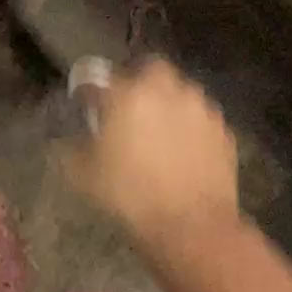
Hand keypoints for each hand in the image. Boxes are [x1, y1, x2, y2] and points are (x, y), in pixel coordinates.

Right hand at [61, 58, 240, 254]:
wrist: (188, 221)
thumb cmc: (127, 194)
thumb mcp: (81, 175)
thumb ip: (72, 149)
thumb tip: (68, 140)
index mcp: (127, 97)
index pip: (100, 80)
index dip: (88, 90)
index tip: (82, 103)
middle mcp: (168, 92)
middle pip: (151, 70)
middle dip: (136, 82)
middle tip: (123, 107)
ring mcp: (201, 109)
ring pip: (179, 92)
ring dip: (164, 103)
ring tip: (151, 131)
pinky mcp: (222, 129)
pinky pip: (197, 118)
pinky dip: (185, 126)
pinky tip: (175, 151)